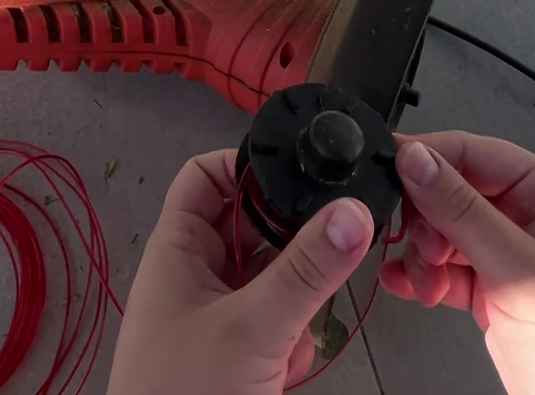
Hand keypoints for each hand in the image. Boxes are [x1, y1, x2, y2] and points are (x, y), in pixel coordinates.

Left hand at [107, 150, 374, 394]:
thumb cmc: (190, 394)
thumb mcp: (251, 328)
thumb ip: (307, 270)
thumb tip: (356, 210)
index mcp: (178, 248)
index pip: (206, 176)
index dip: (245, 164)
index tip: (300, 170)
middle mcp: (197, 273)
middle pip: (251, 226)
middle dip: (289, 245)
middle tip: (326, 251)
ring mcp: (219, 316)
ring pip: (272, 277)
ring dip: (294, 303)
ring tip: (297, 332)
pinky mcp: (240, 355)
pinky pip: (276, 323)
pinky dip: (290, 342)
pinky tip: (287, 370)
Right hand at [378, 132, 534, 394]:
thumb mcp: (525, 276)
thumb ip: (464, 213)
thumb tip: (414, 157)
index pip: (473, 153)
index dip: (426, 157)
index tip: (383, 169)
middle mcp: (530, 217)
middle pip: (454, 190)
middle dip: (425, 217)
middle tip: (418, 248)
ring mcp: (514, 258)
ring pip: (445, 230)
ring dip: (422, 252)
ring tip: (421, 282)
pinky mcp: (499, 296)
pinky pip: (449, 269)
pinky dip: (424, 276)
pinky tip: (406, 285)